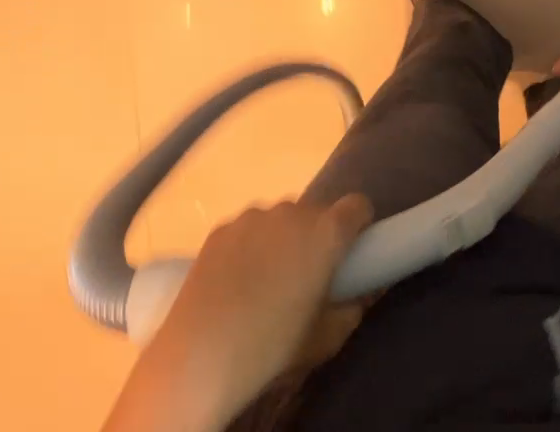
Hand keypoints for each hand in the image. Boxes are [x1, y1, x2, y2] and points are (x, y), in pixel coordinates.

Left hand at [149, 194, 374, 417]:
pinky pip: (248, 228)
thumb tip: (353, 299)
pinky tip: (237, 280)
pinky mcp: (221, 227)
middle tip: (307, 274)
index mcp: (326, 234)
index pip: (357, 206)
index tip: (351, 249)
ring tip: (266, 279)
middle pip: (316, 212)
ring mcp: (252, 216)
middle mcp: (292, 212)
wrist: (201, 353)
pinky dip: (250, 244)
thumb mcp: (325, 339)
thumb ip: (349, 311)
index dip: (358, 224)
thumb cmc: (273, 346)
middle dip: (317, 235)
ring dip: (282, 237)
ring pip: (279, 218)